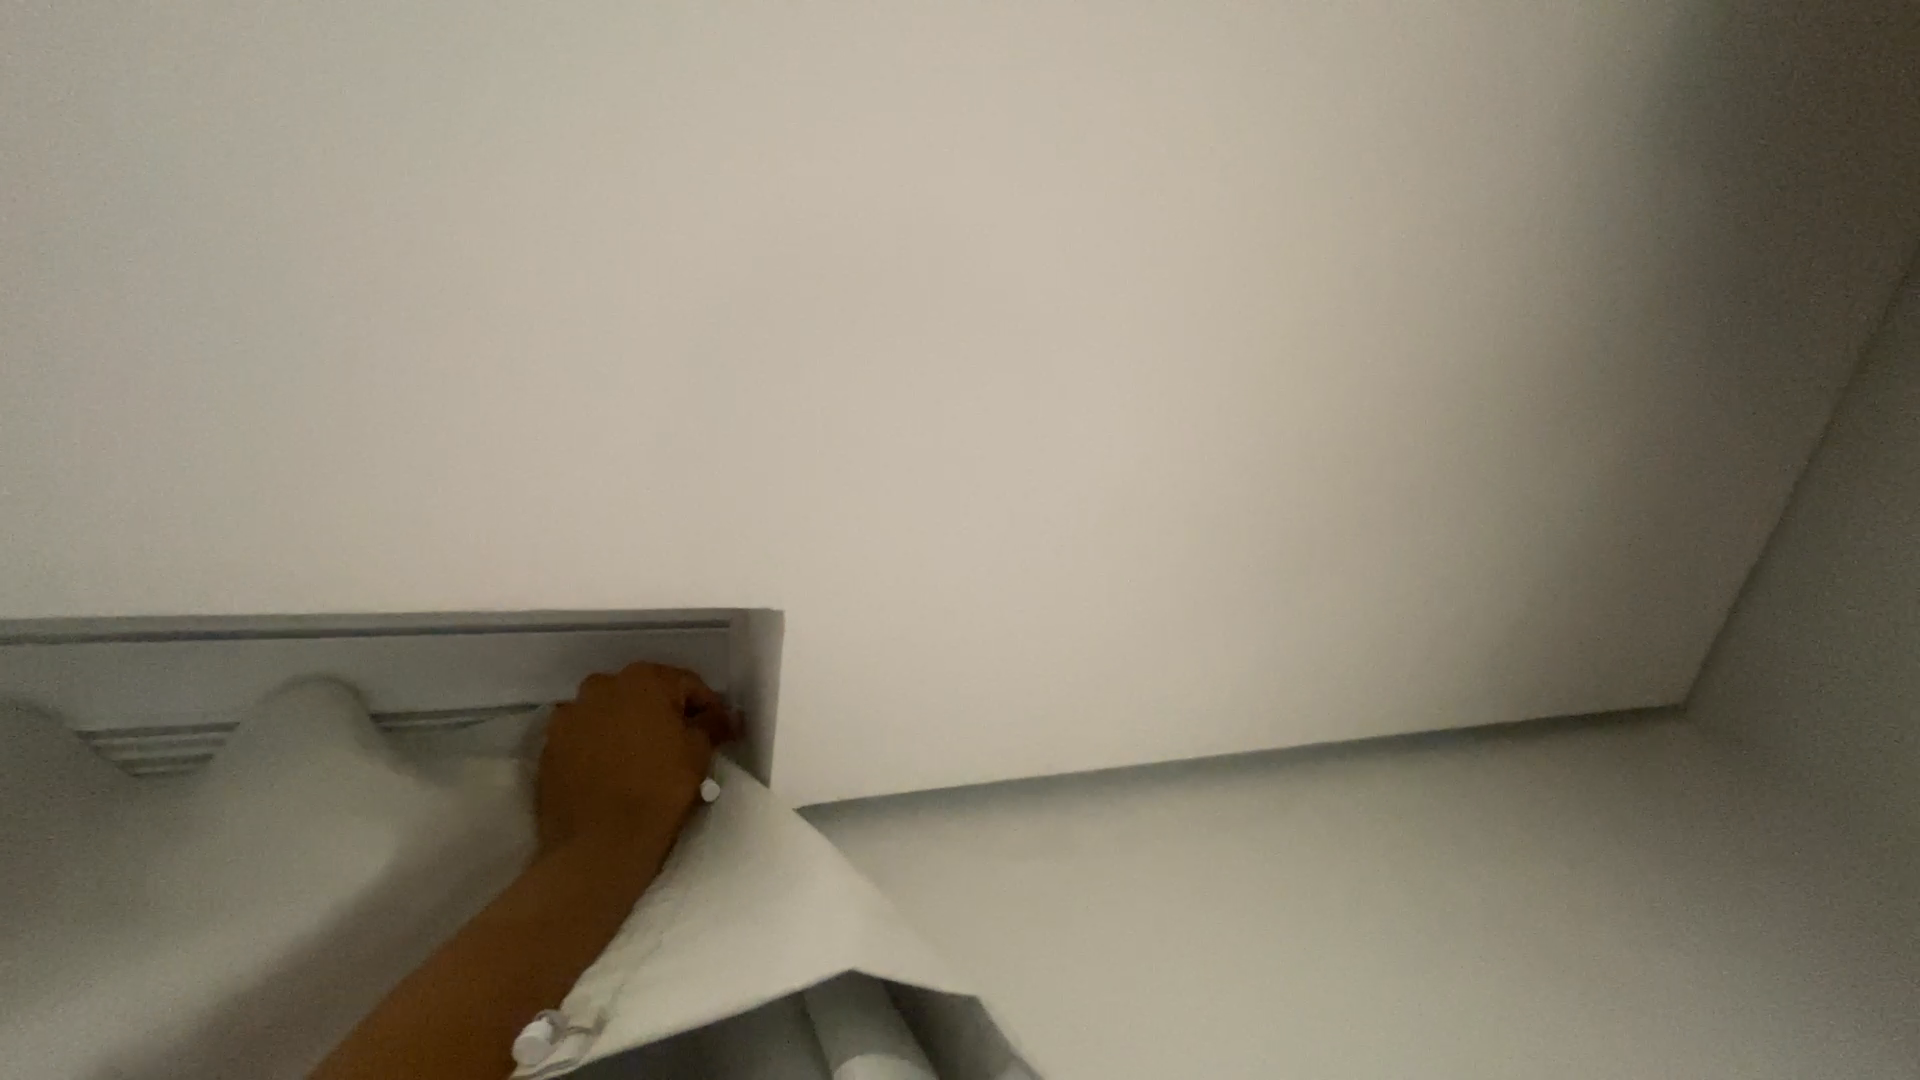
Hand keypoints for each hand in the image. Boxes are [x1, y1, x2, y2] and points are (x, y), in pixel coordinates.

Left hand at [536, 662, 739, 850]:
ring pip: (611, 712)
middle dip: (664, 712)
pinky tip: (613, 770)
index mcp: (643, 680)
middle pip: (645, 693)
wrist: (599, 845)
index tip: (719, 730)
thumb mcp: (700, 752)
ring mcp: (569, 715)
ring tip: (643, 757)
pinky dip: (600, 745)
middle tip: (681, 742)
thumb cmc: (660, 789)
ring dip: (629, 726)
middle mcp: (602, 686)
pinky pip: (585, 736)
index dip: (708, 707)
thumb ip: (711, 724)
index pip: (687, 684)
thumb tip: (722, 717)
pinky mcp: (549, 746)